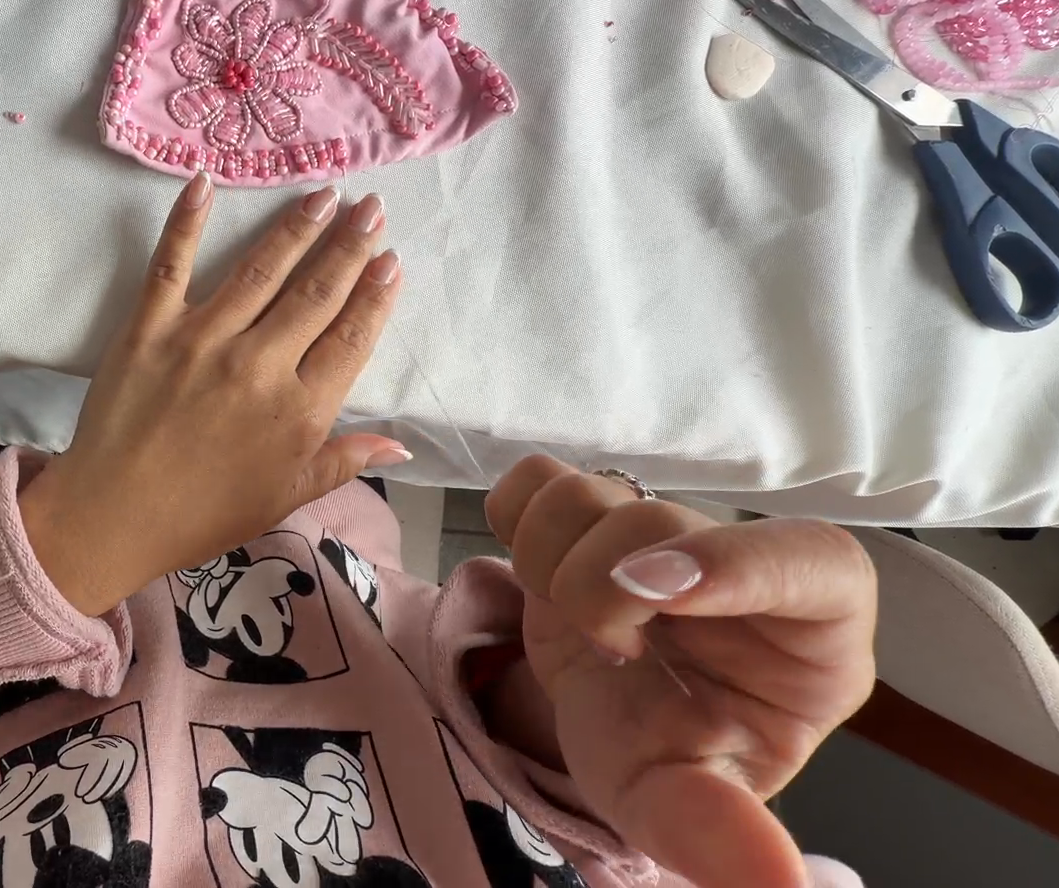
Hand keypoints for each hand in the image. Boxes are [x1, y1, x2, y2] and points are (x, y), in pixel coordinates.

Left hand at [21, 172, 407, 614]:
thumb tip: (402, 445)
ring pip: (259, 271)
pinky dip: (187, 222)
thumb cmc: (203, 513)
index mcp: (297, 410)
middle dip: (349, 246)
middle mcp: (258, 365)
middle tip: (371, 207)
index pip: (350, 338)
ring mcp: (201, 341)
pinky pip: (171, 265)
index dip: (374, 296)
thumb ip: (341, 462)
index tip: (391, 259)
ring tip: (322, 196)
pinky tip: (205, 182)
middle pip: (314, 294)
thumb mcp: (284, 497)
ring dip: (295, 228)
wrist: (114, 514)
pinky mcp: (148, 328)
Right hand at [485, 456, 877, 887]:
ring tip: (567, 613)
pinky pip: (533, 478)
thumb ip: (719, 834)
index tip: (654, 594)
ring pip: (581, 491)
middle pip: (653, 520)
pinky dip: (514, 516)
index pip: (811, 562)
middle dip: (594, 588)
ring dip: (544, 557)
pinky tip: (536, 569)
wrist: (603, 711)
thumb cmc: (657, 753)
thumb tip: (772, 884)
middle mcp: (731, 560)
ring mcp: (650, 524)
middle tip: (604, 650)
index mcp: (805, 633)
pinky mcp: (587, 507)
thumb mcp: (681, 804)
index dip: (735, 562)